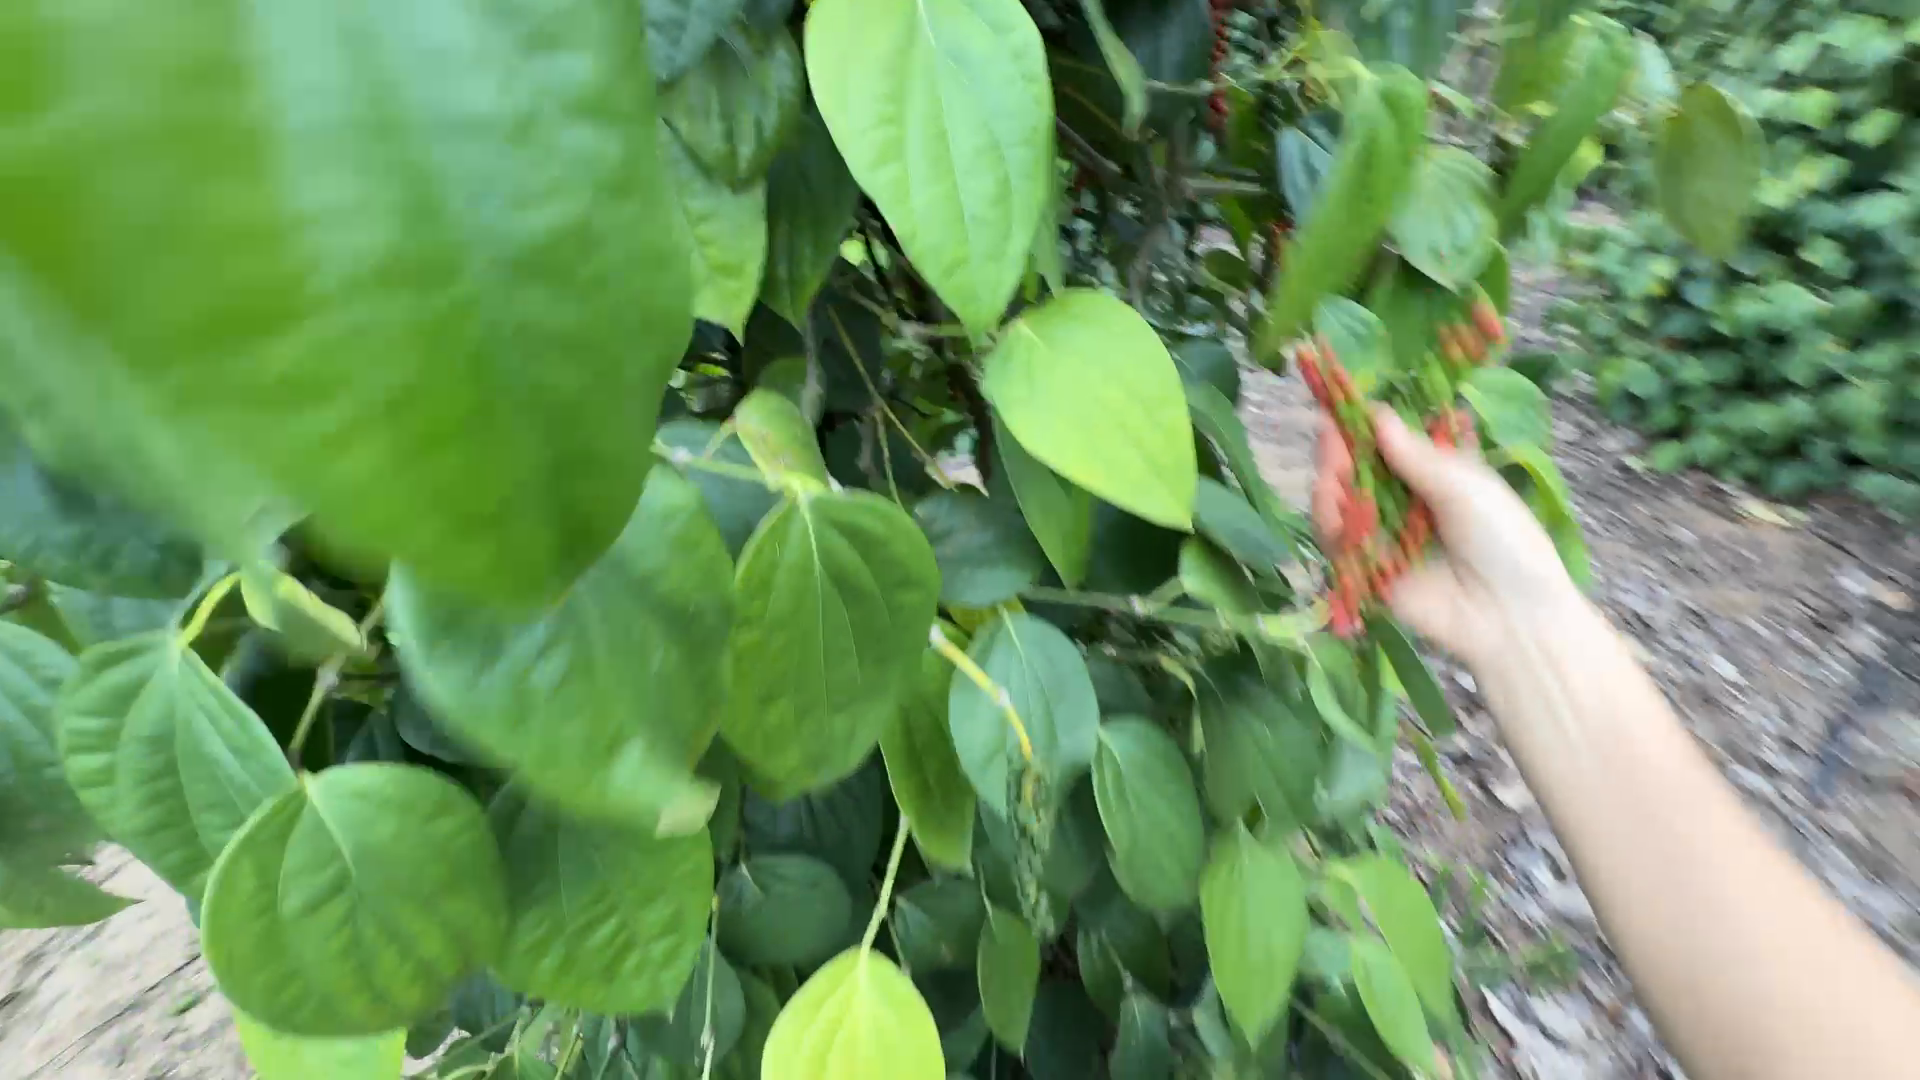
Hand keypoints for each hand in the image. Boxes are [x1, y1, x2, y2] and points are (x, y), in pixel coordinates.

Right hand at [1312, 407, 1583, 669]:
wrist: (1509, 612)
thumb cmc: (1503, 540)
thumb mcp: (1465, 487)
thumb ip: (1417, 456)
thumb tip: (1377, 415)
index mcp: (1429, 479)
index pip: (1385, 447)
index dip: (1362, 428)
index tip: (1341, 406)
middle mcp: (1398, 504)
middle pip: (1354, 472)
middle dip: (1338, 452)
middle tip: (1328, 434)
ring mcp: (1377, 536)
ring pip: (1338, 503)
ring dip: (1329, 481)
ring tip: (1329, 467)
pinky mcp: (1362, 567)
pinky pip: (1335, 539)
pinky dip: (1328, 517)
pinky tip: (1328, 498)